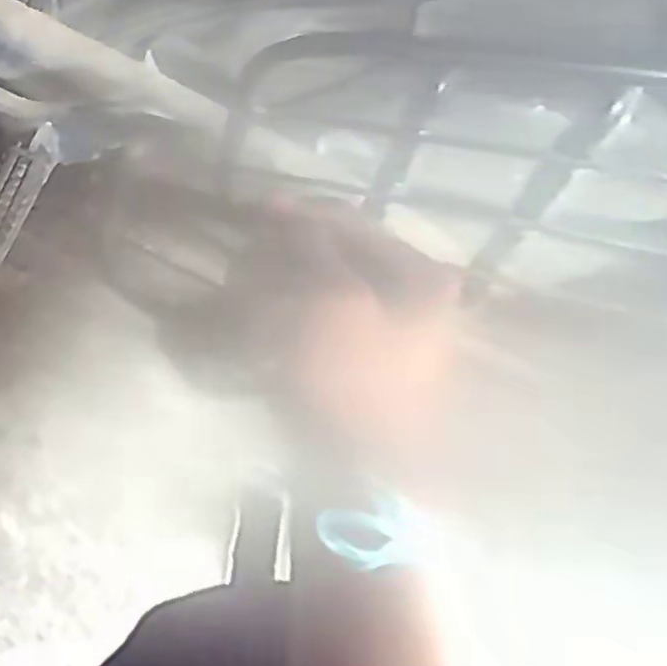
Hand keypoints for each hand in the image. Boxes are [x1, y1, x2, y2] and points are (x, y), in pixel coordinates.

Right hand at [256, 206, 461, 467]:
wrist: (362, 456)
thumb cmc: (349, 372)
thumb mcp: (330, 299)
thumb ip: (312, 245)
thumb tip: (290, 209)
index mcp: (418, 275)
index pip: (352, 222)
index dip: (300, 212)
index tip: (254, 209)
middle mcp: (414, 290)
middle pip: (339, 247)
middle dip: (288, 248)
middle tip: (248, 256)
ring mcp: (391, 321)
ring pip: (325, 275)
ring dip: (283, 274)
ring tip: (248, 286)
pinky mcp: (363, 345)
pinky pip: (321, 305)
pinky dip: (290, 301)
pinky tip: (263, 310)